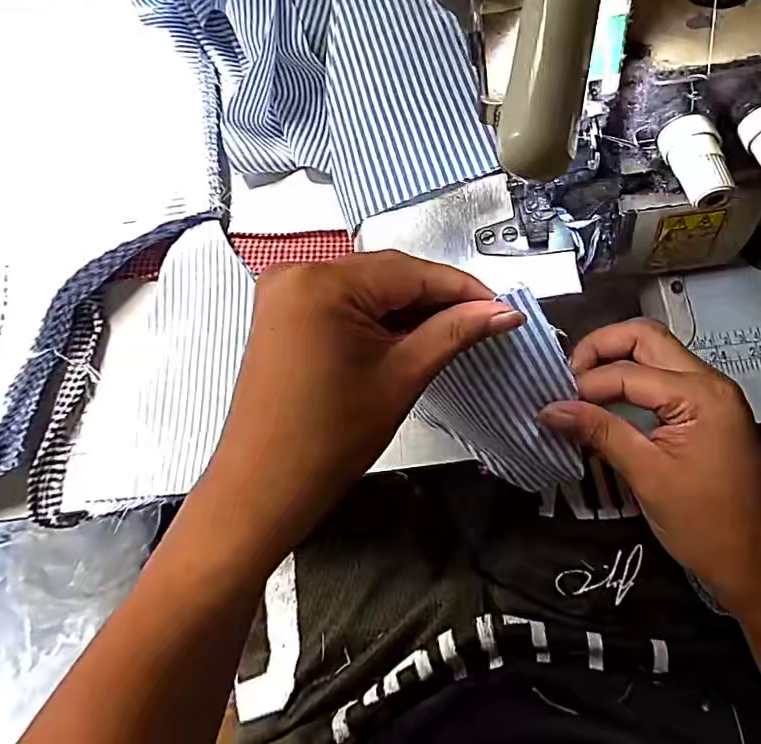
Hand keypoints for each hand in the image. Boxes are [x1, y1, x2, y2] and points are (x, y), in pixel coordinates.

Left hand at [194, 251, 523, 558]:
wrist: (262, 489)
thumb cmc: (322, 442)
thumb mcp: (401, 377)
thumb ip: (454, 332)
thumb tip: (498, 312)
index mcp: (323, 284)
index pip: (412, 271)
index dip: (462, 288)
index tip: (498, 304)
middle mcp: (298, 274)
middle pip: (389, 273)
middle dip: (437, 297)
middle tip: (481, 319)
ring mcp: (286, 290)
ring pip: (369, 284)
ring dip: (409, 305)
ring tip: (452, 329)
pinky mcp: (284, 309)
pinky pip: (345, 297)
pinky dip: (378, 312)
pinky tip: (408, 332)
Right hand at [538, 318, 760, 612]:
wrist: (755, 565)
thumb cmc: (706, 525)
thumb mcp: (647, 475)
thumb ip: (600, 432)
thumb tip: (552, 410)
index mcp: (701, 394)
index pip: (630, 372)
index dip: (588, 384)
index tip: (557, 404)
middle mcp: (710, 381)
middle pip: (646, 338)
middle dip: (602, 347)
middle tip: (569, 374)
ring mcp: (712, 393)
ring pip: (656, 352)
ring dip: (617, 359)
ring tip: (583, 384)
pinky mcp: (707, 408)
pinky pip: (664, 376)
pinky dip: (632, 378)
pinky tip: (608, 398)